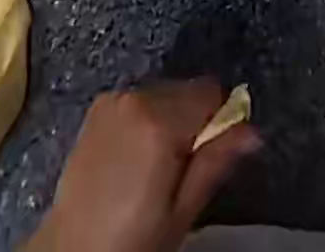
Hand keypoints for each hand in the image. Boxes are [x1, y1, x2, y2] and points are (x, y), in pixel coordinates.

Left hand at [24, 79, 260, 251]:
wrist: (72, 250)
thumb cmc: (133, 240)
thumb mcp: (181, 210)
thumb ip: (215, 161)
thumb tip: (253, 131)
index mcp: (158, 121)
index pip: (211, 92)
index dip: (220, 120)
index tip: (211, 152)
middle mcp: (136, 97)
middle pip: (188, 89)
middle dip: (194, 119)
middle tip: (181, 166)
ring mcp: (114, 98)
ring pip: (165, 92)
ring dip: (171, 116)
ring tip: (156, 163)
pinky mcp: (99, 104)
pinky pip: (141, 97)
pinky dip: (147, 116)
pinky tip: (136, 153)